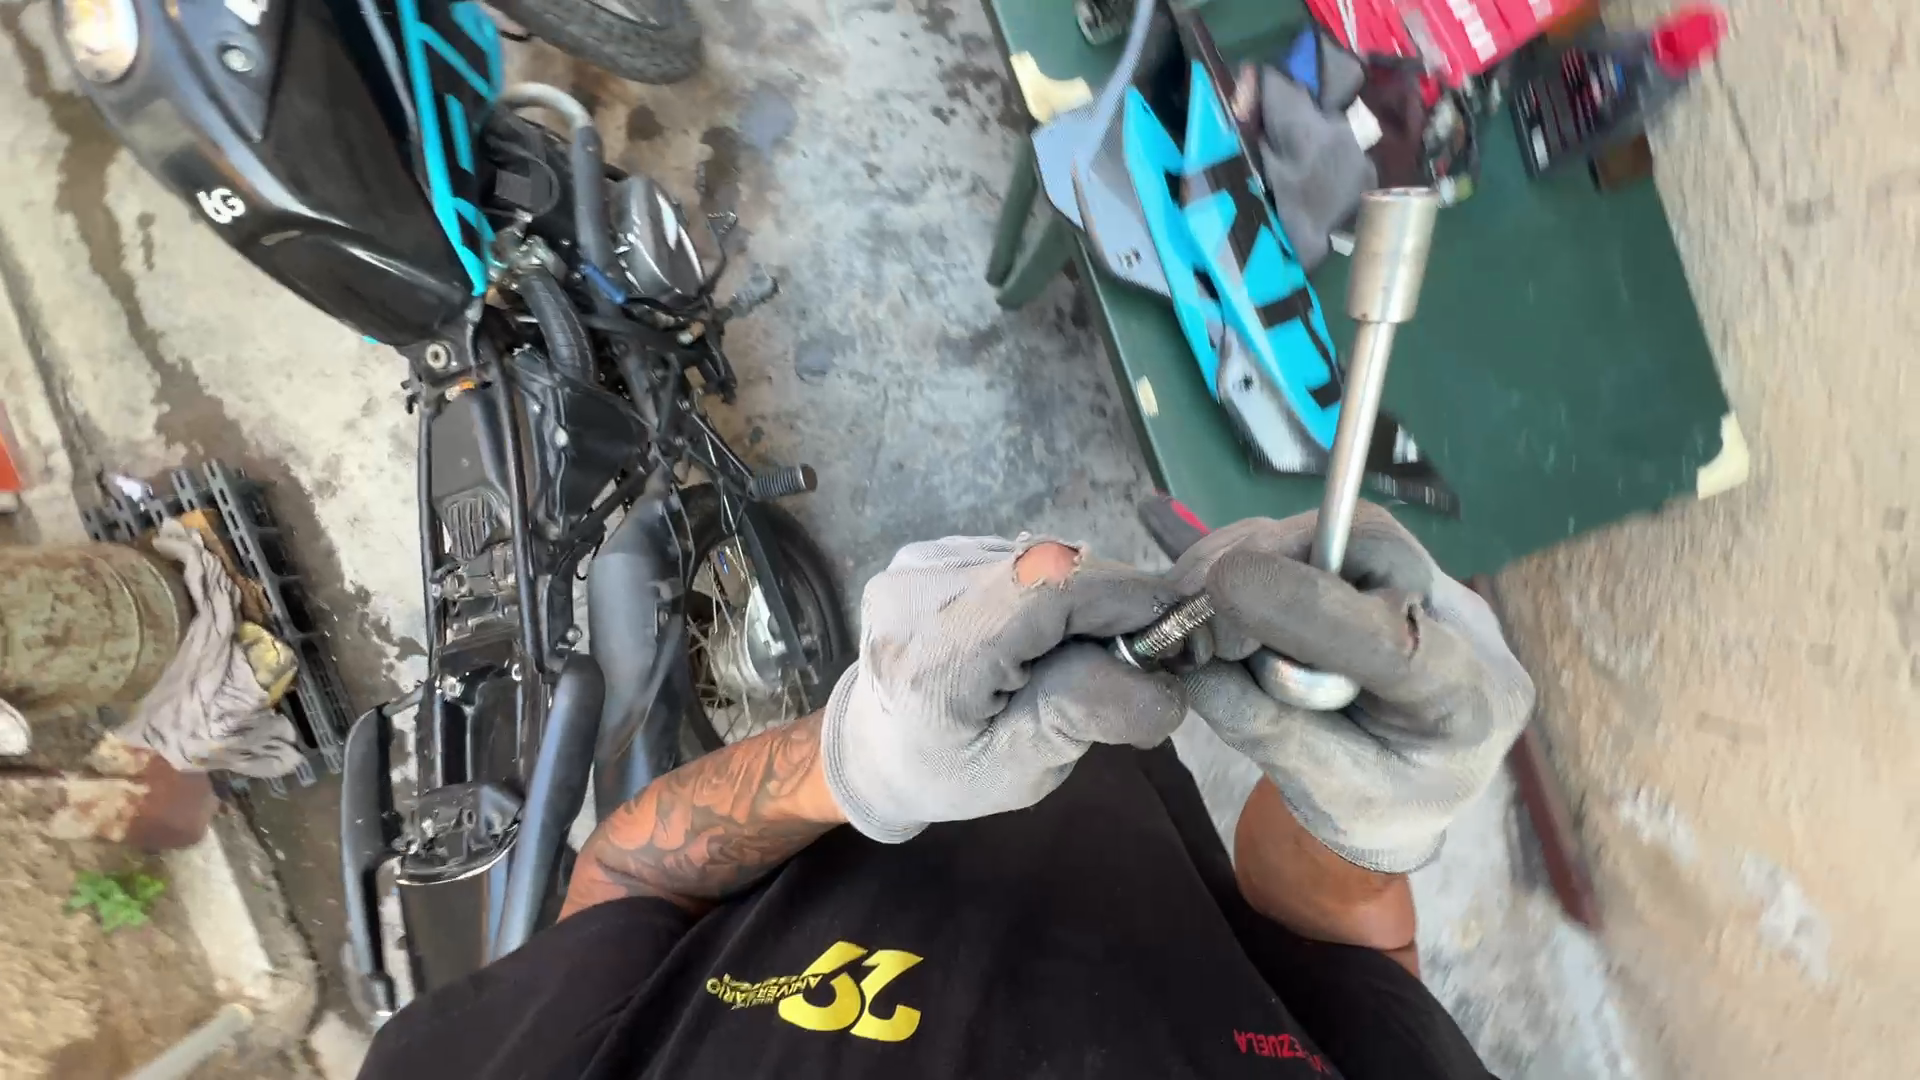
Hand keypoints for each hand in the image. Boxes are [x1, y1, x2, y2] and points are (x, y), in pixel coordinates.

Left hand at [822, 536, 1188, 842]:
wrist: (870, 744)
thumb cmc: (943, 772)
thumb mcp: (1019, 770)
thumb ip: (1085, 714)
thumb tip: (1162, 676)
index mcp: (936, 655)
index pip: (1048, 586)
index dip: (1126, 598)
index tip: (1169, 637)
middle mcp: (920, 588)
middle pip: (1050, 565)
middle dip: (1109, 605)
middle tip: (1130, 658)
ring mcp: (921, 561)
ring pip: (1039, 556)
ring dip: (1078, 599)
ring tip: (1070, 654)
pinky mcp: (931, 552)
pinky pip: (1015, 557)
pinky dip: (1045, 590)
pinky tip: (1030, 633)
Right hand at [1170, 505, 1533, 872]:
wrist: (1407, 783)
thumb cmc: (1372, 802)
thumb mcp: (1319, 793)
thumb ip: (1262, 727)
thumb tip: (1193, 661)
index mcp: (1467, 701)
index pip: (1397, 638)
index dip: (1306, 604)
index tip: (1223, 590)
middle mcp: (1459, 621)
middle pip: (1369, 545)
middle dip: (1268, 559)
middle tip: (1192, 597)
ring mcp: (1422, 581)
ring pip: (1328, 528)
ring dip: (1245, 554)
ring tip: (1191, 598)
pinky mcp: (1376, 564)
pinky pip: (1308, 533)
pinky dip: (1247, 551)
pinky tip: (1213, 585)